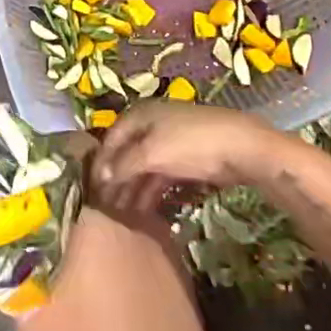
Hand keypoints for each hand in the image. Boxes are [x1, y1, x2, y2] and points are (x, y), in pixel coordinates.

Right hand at [93, 101, 285, 213]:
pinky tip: (144, 212)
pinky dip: (150, 191)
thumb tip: (101, 177)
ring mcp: (171, 140)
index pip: (111, 138)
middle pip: (127, 153)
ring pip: (144, 166)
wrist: (241, 147)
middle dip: (115, 179)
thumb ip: (122, 165)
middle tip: (104, 209)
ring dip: (132, 189)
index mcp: (141, 114)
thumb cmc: (191, 143)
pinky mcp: (187, 158)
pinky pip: (161, 175)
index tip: (90, 191)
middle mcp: (153, 123)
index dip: (100, 163)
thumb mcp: (151, 154)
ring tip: (121, 217)